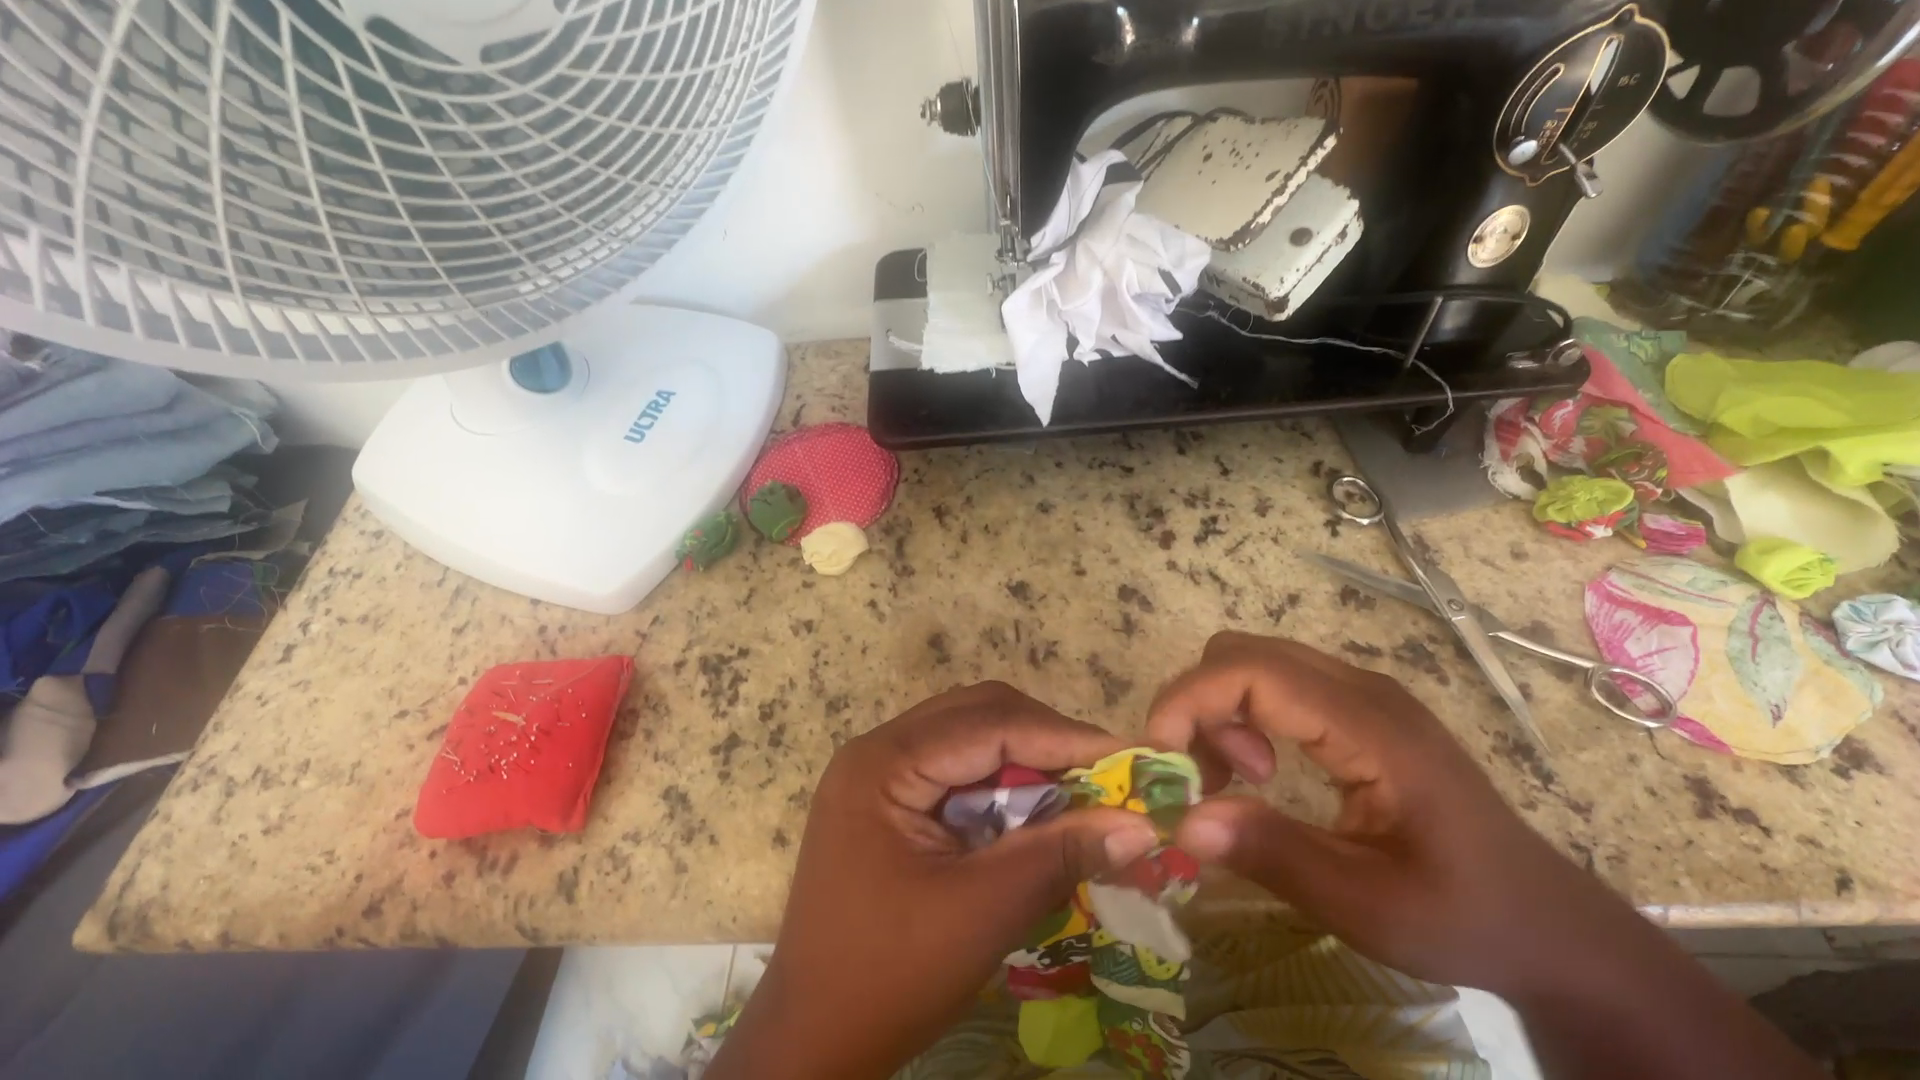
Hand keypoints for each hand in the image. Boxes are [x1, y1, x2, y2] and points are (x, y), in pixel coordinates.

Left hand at [710, 682, 1158, 1079]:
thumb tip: (1142, 825)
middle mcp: (876, 753)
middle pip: (977, 716)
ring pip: (969, 741)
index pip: (989, 723)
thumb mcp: (982, 911)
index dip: (1065, 737)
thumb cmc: (890, 974)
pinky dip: (1002, 788)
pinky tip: (1035, 817)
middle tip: (1108, 778)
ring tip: (1081, 796)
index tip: (1131, 759)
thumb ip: (1059, 855)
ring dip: (1027, 763)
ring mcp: (877, 778)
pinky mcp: (887, 806)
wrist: (814, 1037)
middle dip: (1047, 742)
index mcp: (883, 764)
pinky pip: (955, 774)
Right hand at [1146, 632, 1652, 999]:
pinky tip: (1262, 775)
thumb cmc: (1463, 917)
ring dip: (1220, 713)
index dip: (1189, 700)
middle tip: (1209, 781)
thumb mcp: (1367, 905)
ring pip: (1257, 664)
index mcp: (1370, 727)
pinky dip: (1245, 718)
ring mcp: (1366, 697)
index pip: (1253, 670)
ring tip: (1237, 783)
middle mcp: (1365, 691)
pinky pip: (1280, 687)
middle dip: (1201, 706)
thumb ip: (1274, 855)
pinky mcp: (1363, 714)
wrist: (1548, 926)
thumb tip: (1182, 821)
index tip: (1161, 763)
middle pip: (1245, 652)